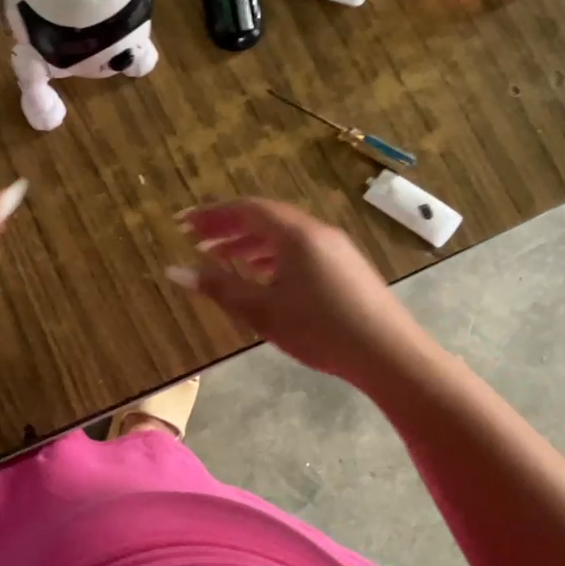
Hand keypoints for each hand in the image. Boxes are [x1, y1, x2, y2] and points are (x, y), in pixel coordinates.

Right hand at [169, 199, 434, 384]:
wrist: (390, 355)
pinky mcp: (346, 267)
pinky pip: (299, 248)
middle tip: (195, 239)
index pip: (246, 209)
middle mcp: (317, 233)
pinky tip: (260, 275)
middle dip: (227, 226)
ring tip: (220, 258)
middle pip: (265, 218)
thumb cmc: (319, 330)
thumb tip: (174, 271)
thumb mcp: (261, 311)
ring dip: (248, 241)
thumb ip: (217, 287)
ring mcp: (336, 249)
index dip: (211, 215)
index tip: (183, 224)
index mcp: (296, 235)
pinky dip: (271, 254)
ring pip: (283, 234)